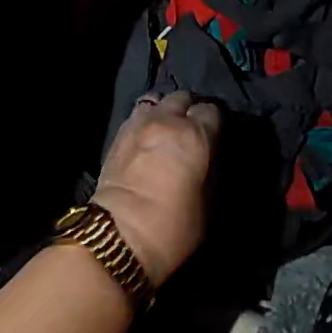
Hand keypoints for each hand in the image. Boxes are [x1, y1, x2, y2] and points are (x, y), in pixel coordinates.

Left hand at [91, 92, 220, 285]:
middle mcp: (167, 121)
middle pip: (182, 97)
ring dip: (165, 111)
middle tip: (192, 129)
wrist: (119, 235)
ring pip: (156, 100)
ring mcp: (138, 124)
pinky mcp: (117, 135)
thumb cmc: (174, 225)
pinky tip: (148, 137)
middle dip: (189, 109)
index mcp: (195, 135)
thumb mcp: (210, 202)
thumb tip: (209, 157)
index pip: (212, 110)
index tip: (214, 135)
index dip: (214, 121)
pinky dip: (146, 120)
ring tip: (167, 128)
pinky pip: (136, 115)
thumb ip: (211, 169)